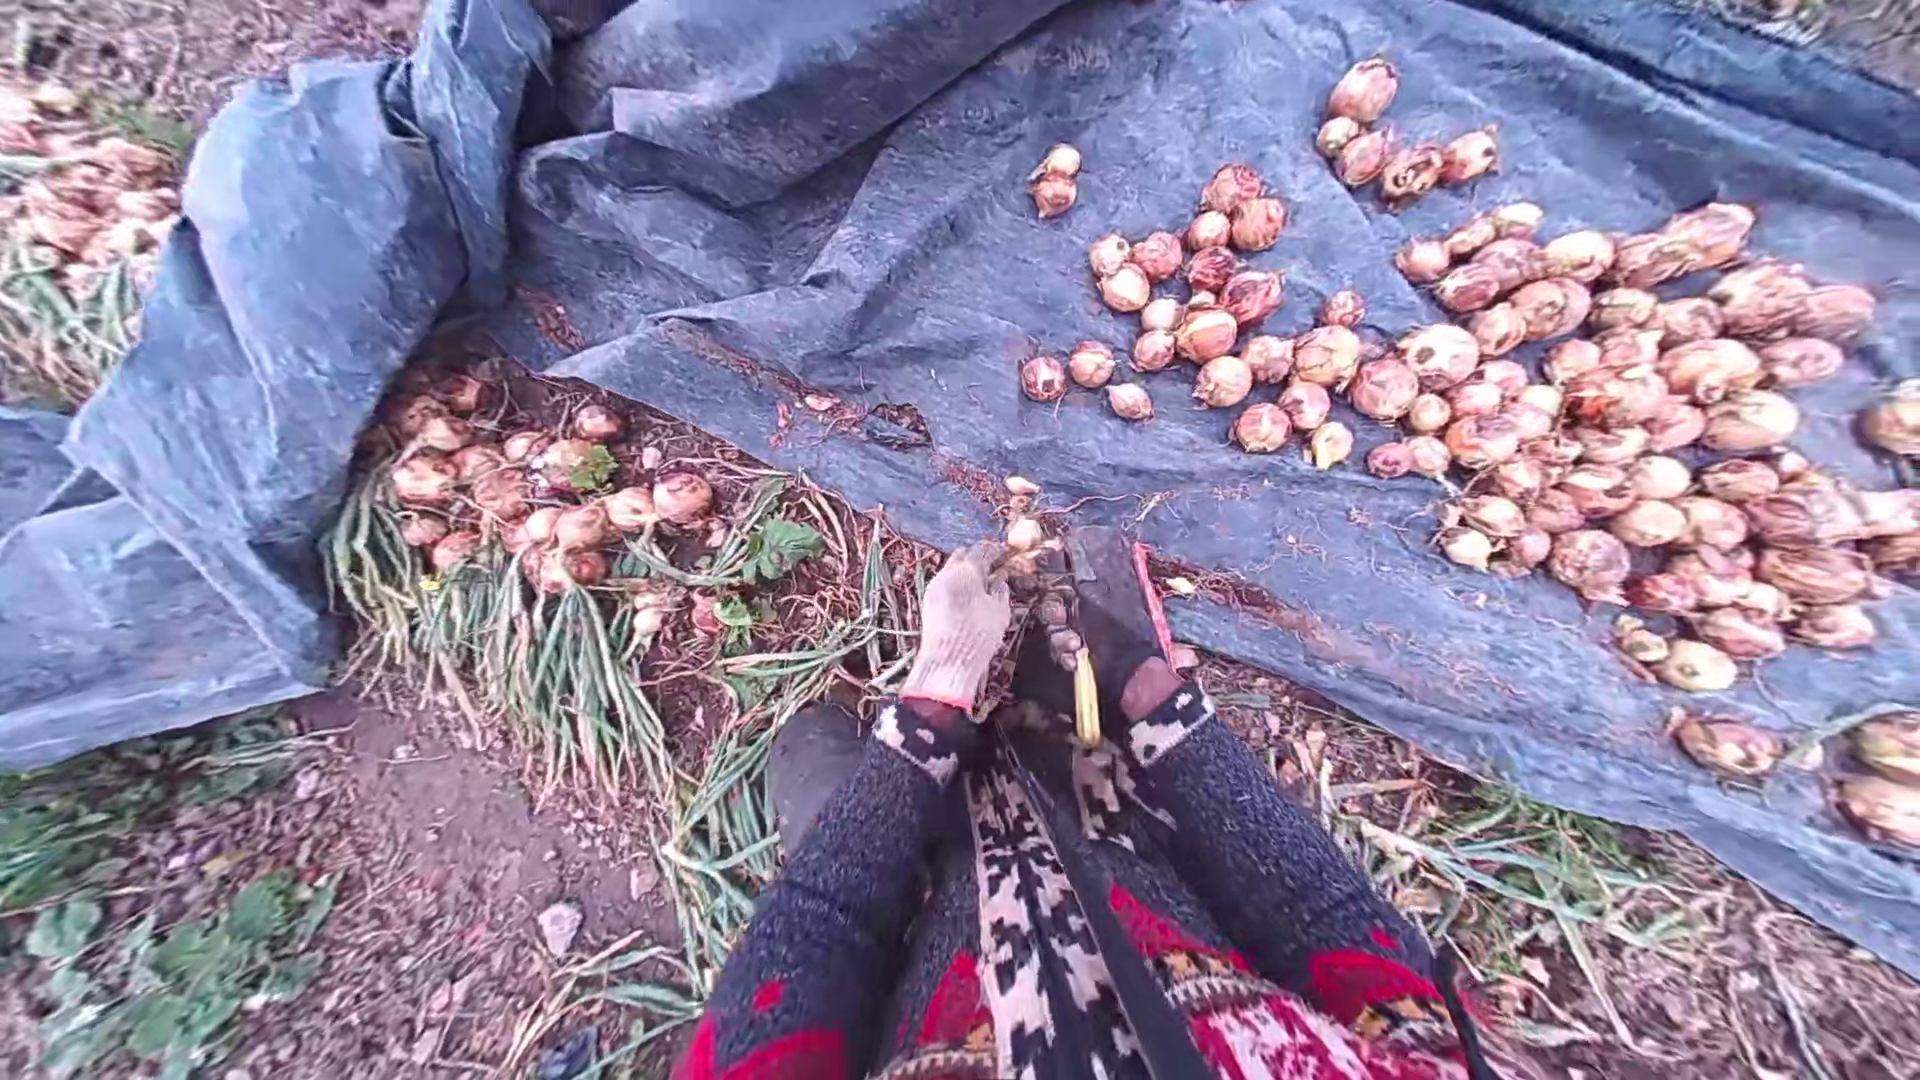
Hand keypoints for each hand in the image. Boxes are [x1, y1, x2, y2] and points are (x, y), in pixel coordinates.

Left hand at [900, 542, 1011, 710]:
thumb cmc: (979, 634)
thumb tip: (998, 578)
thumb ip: (1000, 589)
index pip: (982, 551)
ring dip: (962, 571)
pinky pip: (943, 583)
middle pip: (962, 556)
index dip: (994, 550)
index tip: (1001, 552)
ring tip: (977, 581)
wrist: (948, 660)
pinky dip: (954, 583)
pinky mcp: (928, 601)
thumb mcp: (1000, 611)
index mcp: (967, 570)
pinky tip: (963, 594)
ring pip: (950, 569)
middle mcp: (947, 573)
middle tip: (989, 564)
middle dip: (975, 557)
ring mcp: (935, 587)